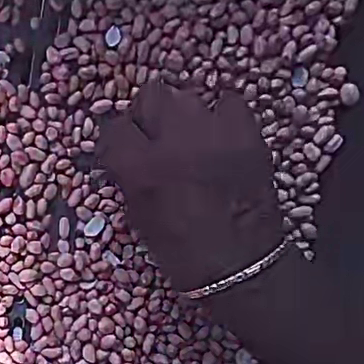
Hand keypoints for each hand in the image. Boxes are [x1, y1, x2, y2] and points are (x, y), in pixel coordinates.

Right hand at [98, 82, 283, 289]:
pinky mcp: (247, 133)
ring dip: (182, 117)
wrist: (243, 267)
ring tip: (188, 140)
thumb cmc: (183, 253)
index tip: (121, 150)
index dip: (117, 140)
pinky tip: (218, 137)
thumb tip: (123, 154)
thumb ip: (129, 176)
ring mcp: (215, 132)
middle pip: (151, 96)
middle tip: (153, 137)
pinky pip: (228, 104)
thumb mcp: (139, 216)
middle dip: (147, 115)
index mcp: (142, 167)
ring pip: (187, 98)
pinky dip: (220, 117)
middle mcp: (175, 140)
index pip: (115, 128)